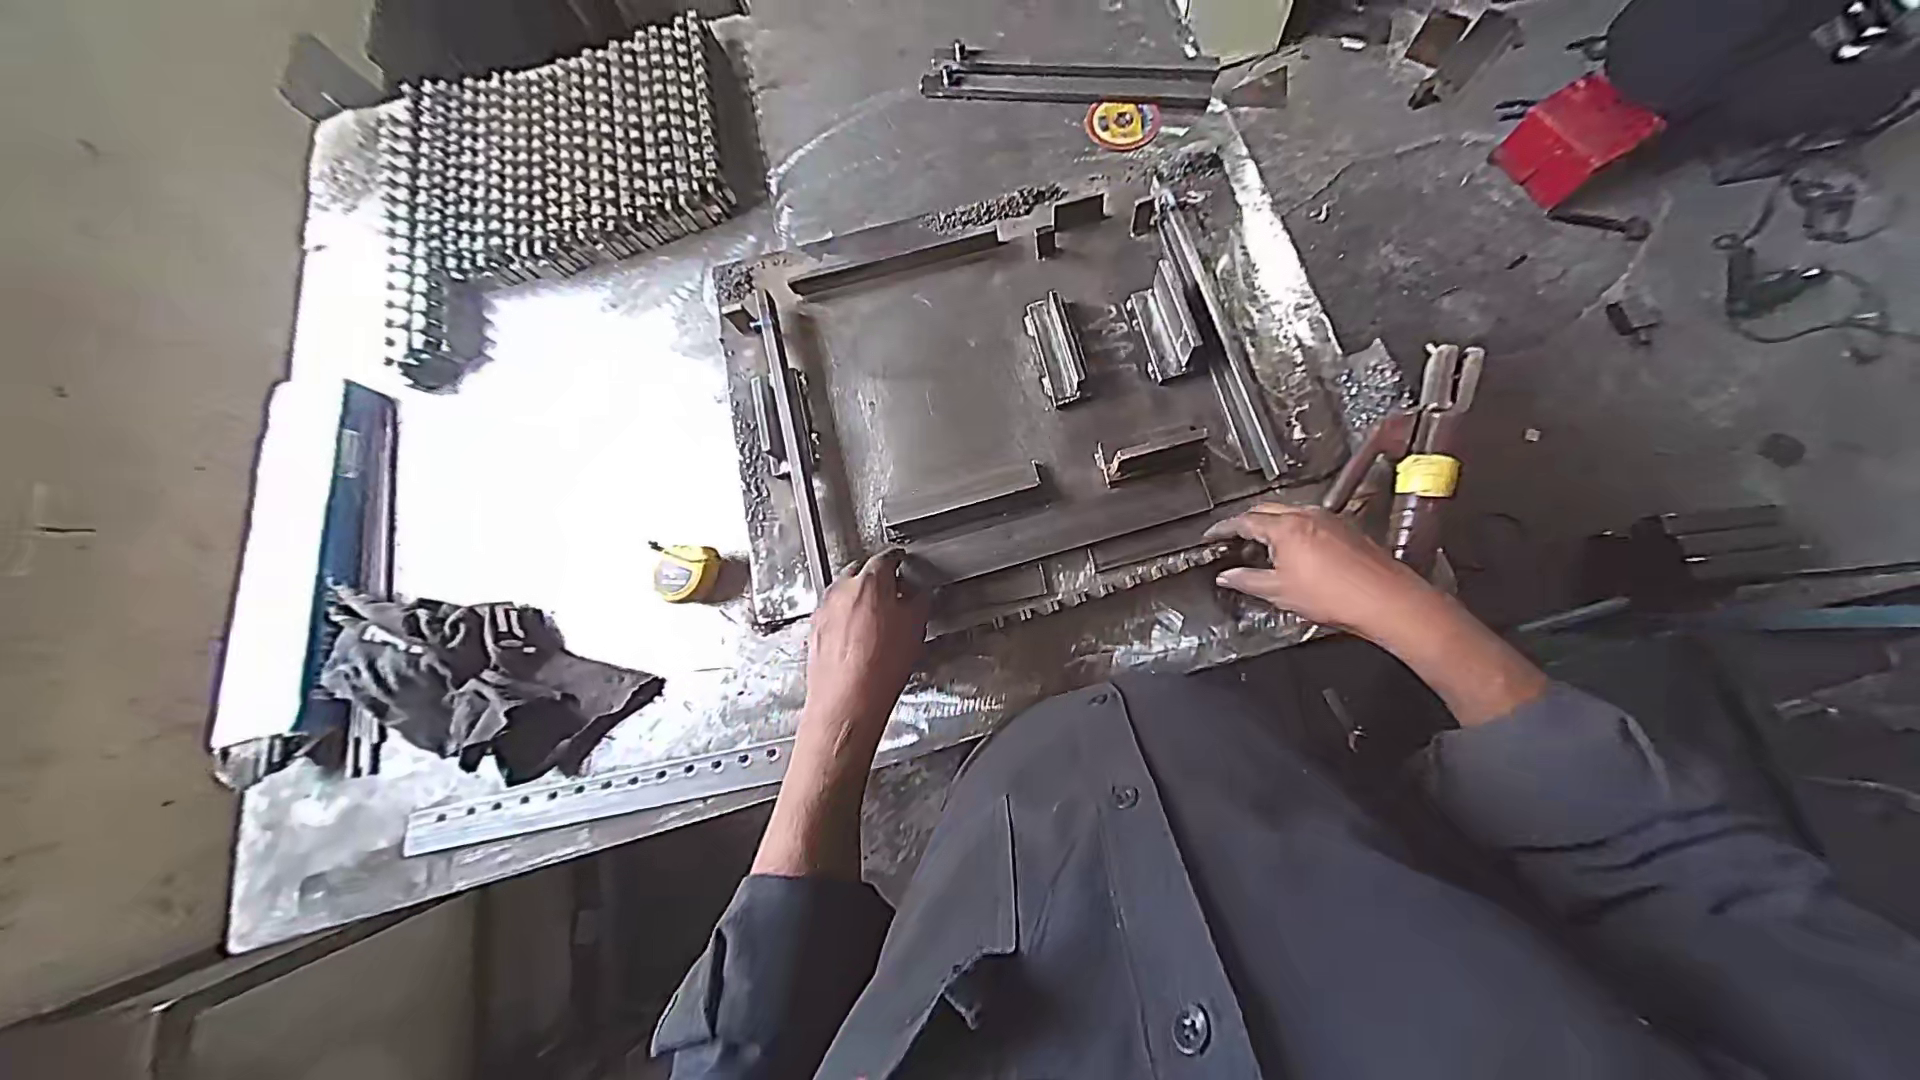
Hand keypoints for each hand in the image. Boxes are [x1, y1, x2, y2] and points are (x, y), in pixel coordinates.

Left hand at [800, 549, 931, 748]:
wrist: (847, 701)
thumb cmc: (879, 668)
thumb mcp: (914, 628)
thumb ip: (917, 601)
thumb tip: (917, 595)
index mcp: (870, 582)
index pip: (886, 558)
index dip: (898, 559)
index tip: (901, 561)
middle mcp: (842, 590)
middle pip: (860, 571)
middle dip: (875, 576)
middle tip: (892, 588)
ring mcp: (825, 609)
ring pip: (844, 592)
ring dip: (859, 597)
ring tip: (877, 616)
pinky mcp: (815, 629)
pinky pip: (833, 613)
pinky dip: (846, 617)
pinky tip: (859, 636)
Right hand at [1203, 503, 1439, 642]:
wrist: (1385, 601)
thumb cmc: (1337, 596)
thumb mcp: (1278, 592)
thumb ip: (1246, 580)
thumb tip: (1228, 576)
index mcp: (1285, 527)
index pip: (1244, 521)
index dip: (1223, 528)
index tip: (1213, 535)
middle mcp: (1307, 516)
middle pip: (1265, 510)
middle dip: (1246, 522)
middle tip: (1233, 538)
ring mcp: (1329, 520)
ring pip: (1289, 513)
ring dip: (1271, 525)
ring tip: (1262, 546)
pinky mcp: (1346, 529)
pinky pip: (1310, 521)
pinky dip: (1294, 530)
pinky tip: (1294, 551)